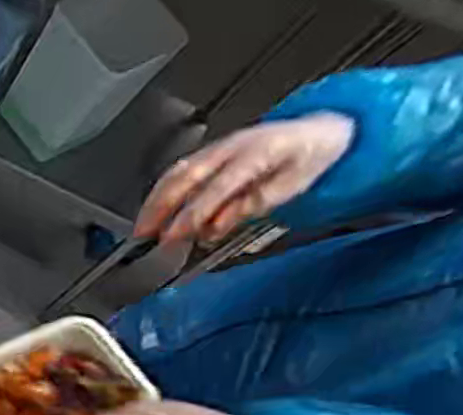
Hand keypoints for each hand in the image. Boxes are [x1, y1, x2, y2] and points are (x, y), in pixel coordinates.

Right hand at [134, 112, 354, 245]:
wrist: (321, 130)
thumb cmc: (308, 160)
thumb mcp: (294, 186)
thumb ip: (253, 205)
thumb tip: (216, 225)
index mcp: (260, 153)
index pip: (217, 187)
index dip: (192, 214)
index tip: (172, 236)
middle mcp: (234, 146)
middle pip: (187, 176)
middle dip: (160, 207)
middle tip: (144, 234)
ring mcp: (218, 147)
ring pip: (176, 172)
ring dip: (153, 202)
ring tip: (141, 227)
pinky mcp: (208, 153)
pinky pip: (176, 171)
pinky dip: (157, 193)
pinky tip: (150, 211)